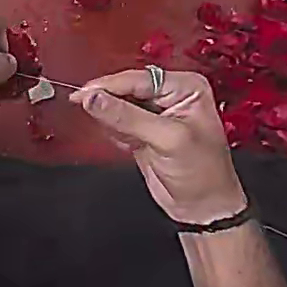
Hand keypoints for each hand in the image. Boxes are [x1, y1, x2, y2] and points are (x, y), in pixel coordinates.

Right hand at [72, 68, 248, 226]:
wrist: (203, 208)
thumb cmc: (201, 172)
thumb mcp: (167, 139)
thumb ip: (127, 117)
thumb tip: (92, 97)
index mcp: (185, 87)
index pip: (140, 78)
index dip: (110, 85)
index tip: (83, 94)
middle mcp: (171, 94)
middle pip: (127, 88)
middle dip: (108, 100)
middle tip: (83, 107)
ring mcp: (155, 112)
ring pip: (118, 104)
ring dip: (110, 118)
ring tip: (122, 137)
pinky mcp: (142, 129)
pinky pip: (117, 121)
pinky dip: (113, 131)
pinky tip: (125, 144)